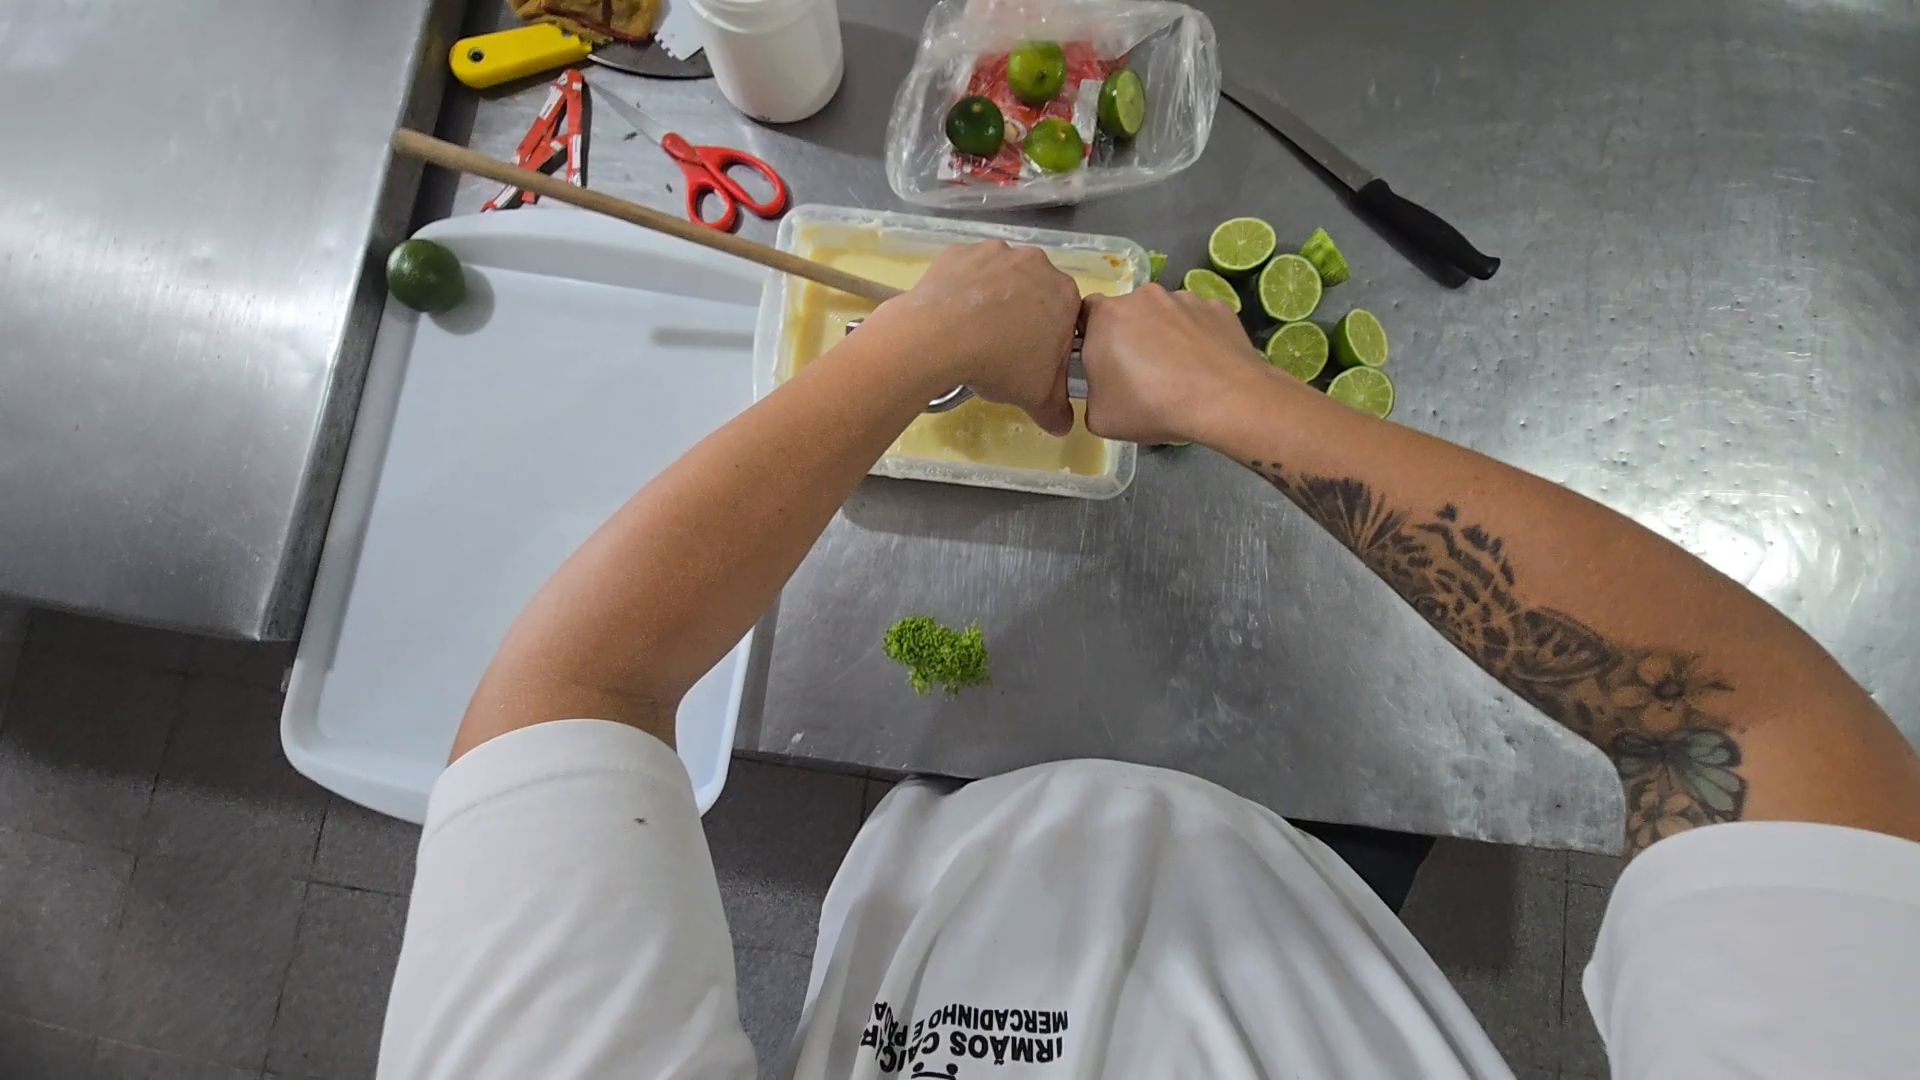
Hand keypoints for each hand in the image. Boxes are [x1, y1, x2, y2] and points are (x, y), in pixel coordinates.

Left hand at [863, 241, 1082, 435]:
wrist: (938, 337)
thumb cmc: (1000, 364)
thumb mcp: (1036, 398)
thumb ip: (1056, 411)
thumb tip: (1063, 425)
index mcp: (1064, 295)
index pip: (1065, 320)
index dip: (1049, 343)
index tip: (1031, 361)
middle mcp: (1036, 263)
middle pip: (1034, 295)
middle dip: (1022, 319)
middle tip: (1000, 350)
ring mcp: (995, 252)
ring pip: (999, 280)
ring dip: (992, 302)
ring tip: (972, 334)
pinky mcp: (960, 251)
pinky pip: (966, 273)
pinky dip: (962, 291)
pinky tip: (952, 317)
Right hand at [1079, 285, 1274, 444]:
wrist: (1225, 400)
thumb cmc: (1151, 406)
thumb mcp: (1099, 418)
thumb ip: (1091, 396)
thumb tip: (1103, 391)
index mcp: (1106, 317)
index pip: (1085, 315)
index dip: (1091, 337)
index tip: (1101, 361)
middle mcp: (1143, 296)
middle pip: (1127, 313)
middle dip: (1129, 337)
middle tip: (1138, 374)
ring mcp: (1184, 298)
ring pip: (1164, 315)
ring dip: (1163, 336)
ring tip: (1177, 373)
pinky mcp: (1217, 308)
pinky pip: (1197, 322)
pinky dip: (1195, 338)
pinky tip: (1202, 366)